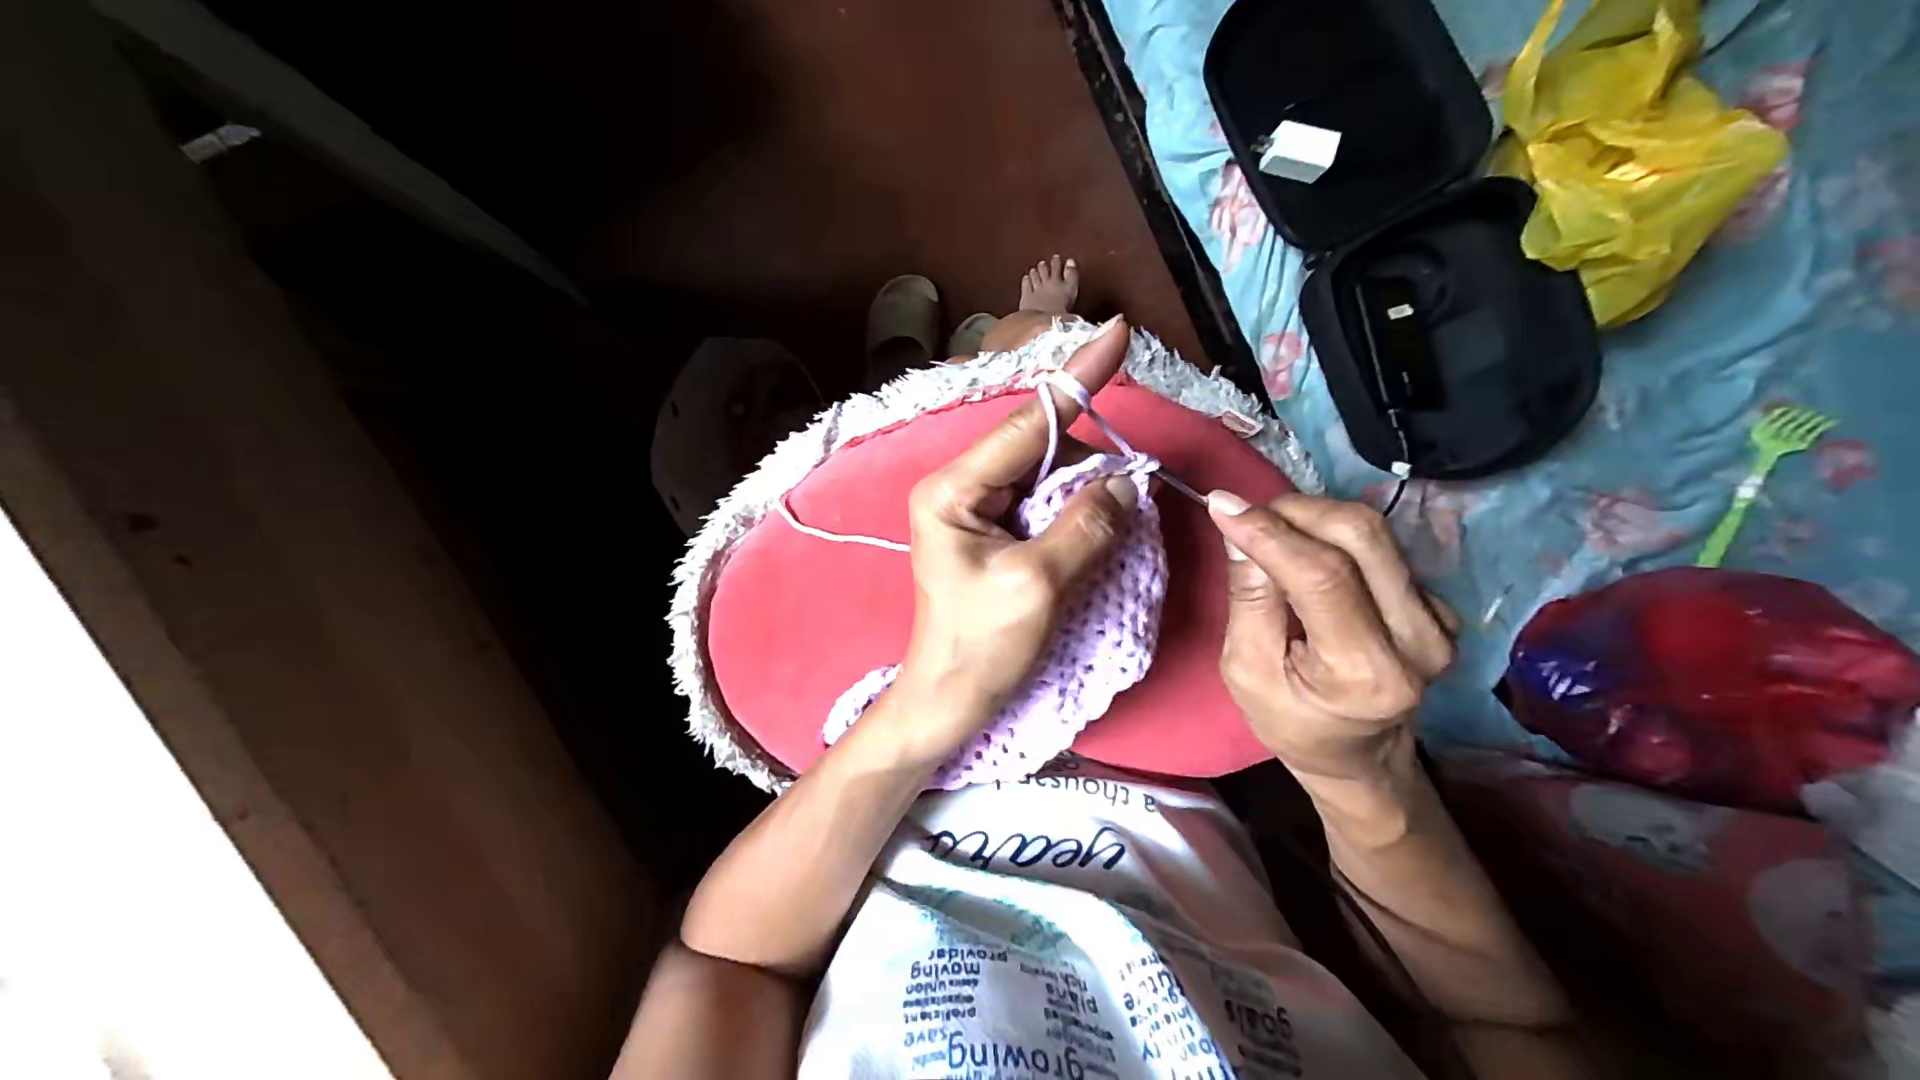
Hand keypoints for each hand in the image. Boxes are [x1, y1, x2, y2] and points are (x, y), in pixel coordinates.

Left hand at [888, 318, 1139, 763]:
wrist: (949, 699)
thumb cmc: (981, 647)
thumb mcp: (1038, 584)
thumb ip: (1086, 525)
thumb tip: (1127, 484)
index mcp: (954, 489)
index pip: (1027, 423)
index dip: (1078, 379)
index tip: (1119, 332)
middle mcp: (962, 487)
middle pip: (1041, 446)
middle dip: (1092, 458)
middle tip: (1131, 490)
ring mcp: (978, 508)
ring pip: (1049, 474)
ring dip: (1088, 488)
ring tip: (1112, 522)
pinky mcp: (996, 532)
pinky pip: (1046, 502)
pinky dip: (1078, 508)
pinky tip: (1099, 523)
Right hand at [1208, 492, 1456, 780]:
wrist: (1357, 754)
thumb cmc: (1290, 720)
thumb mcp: (1247, 671)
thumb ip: (1249, 601)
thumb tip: (1239, 532)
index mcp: (1366, 672)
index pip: (1321, 576)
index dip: (1268, 532)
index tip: (1221, 504)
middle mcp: (1417, 640)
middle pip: (1360, 537)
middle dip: (1294, 511)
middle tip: (1247, 516)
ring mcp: (1437, 621)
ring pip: (1374, 532)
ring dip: (1312, 516)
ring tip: (1271, 532)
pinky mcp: (1438, 606)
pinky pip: (1381, 548)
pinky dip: (1332, 537)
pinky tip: (1307, 558)